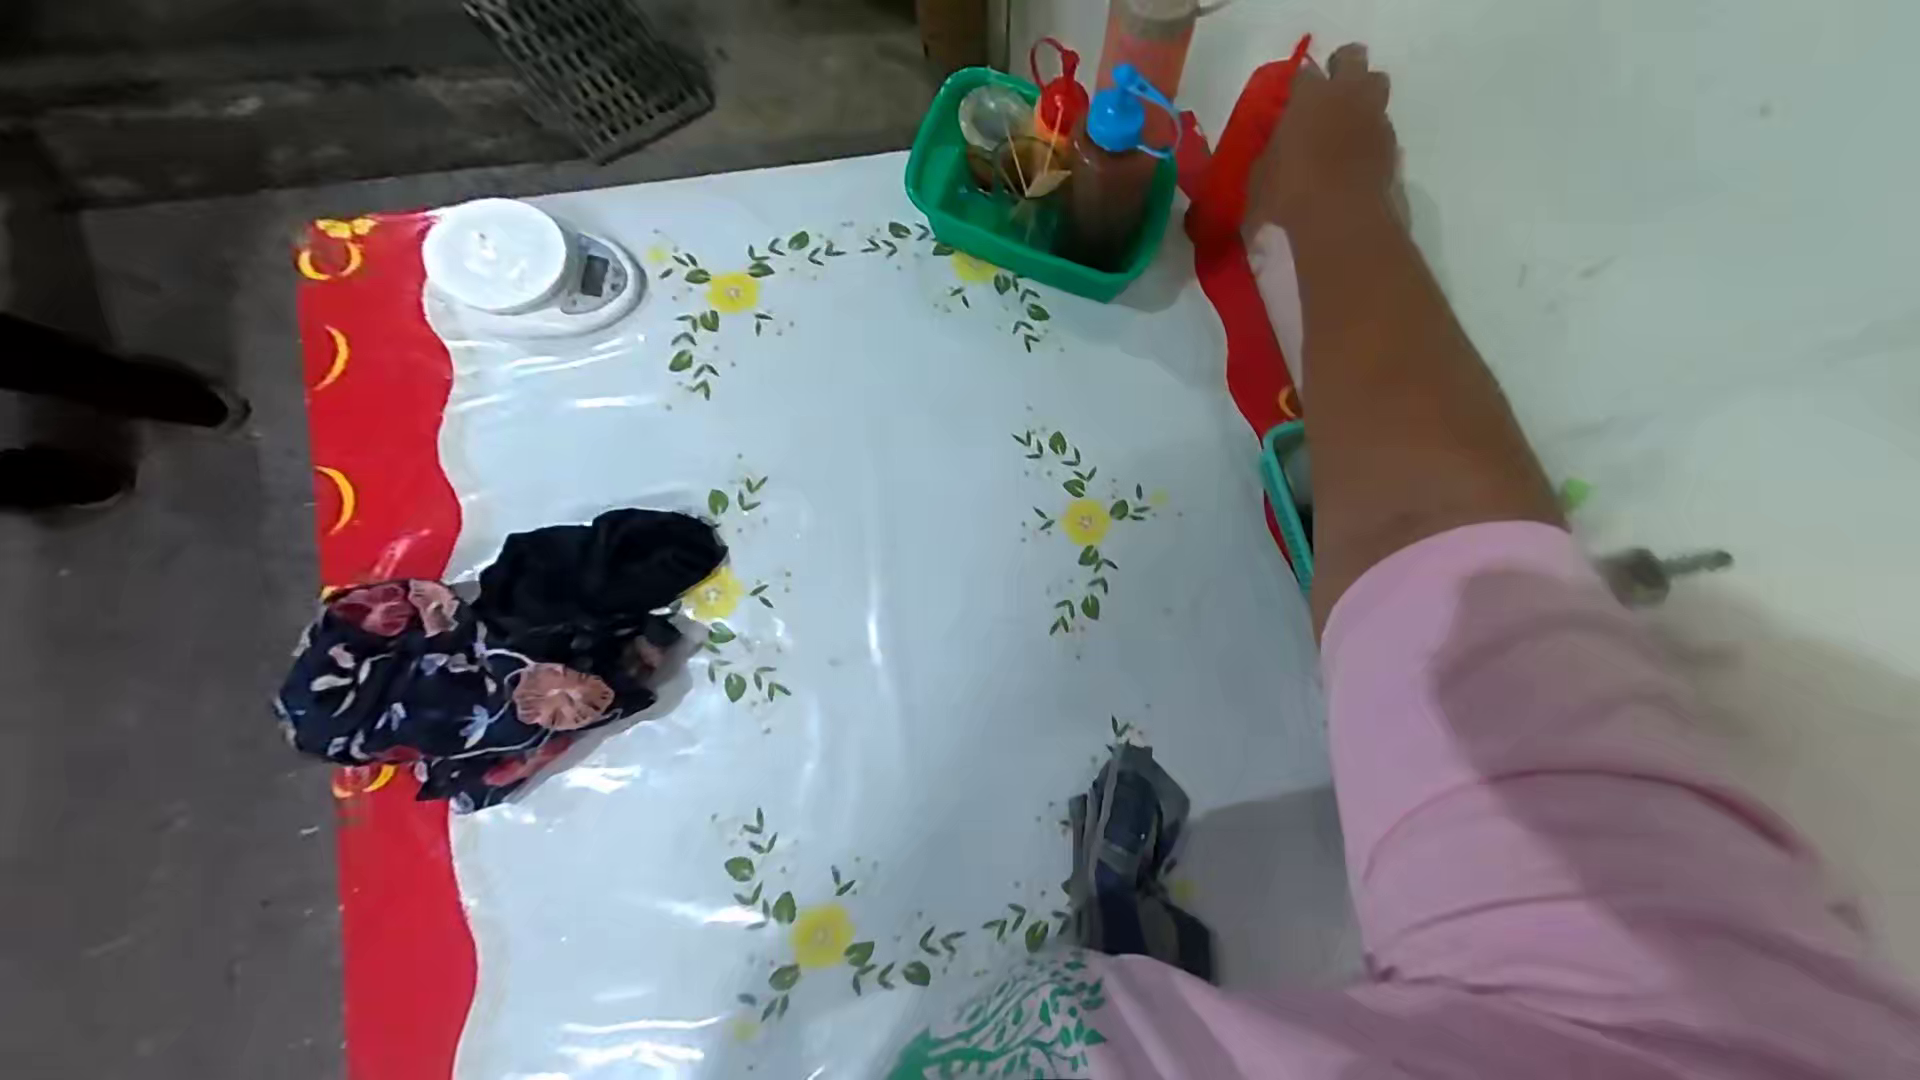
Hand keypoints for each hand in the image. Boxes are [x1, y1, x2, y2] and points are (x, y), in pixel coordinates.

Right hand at [1249, 44, 1399, 230]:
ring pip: (1375, 82)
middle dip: (1340, 67)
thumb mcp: (1260, 177)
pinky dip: (1368, 129)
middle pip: (1352, 57)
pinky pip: (1380, 121)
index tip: (1290, 102)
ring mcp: (1372, 113)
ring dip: (1361, 93)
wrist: (1339, 215)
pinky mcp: (1390, 138)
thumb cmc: (1289, 193)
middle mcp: (1346, 93)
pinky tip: (1354, 153)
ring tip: (1345, 119)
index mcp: (1309, 97)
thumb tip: (1273, 147)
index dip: (1297, 86)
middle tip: (1325, 94)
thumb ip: (1269, 153)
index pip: (1303, 74)